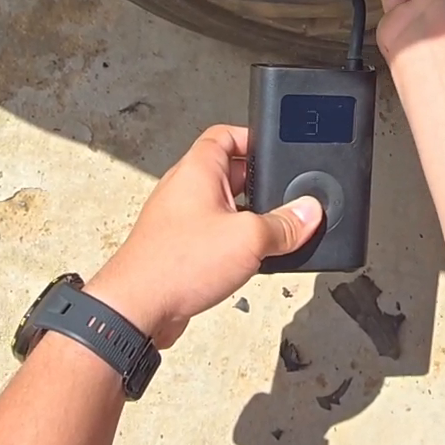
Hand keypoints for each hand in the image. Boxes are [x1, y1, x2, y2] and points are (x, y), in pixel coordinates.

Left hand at [84, 125, 322, 347]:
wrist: (136, 310)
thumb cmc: (177, 263)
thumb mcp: (248, 238)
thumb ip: (284, 224)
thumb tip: (308, 212)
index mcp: (198, 169)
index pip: (227, 134)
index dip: (254, 137)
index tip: (279, 150)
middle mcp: (186, 187)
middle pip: (230, 171)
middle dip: (260, 184)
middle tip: (285, 196)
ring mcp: (180, 218)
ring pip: (224, 205)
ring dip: (248, 215)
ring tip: (273, 230)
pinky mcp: (179, 246)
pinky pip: (214, 232)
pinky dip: (234, 240)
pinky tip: (252, 259)